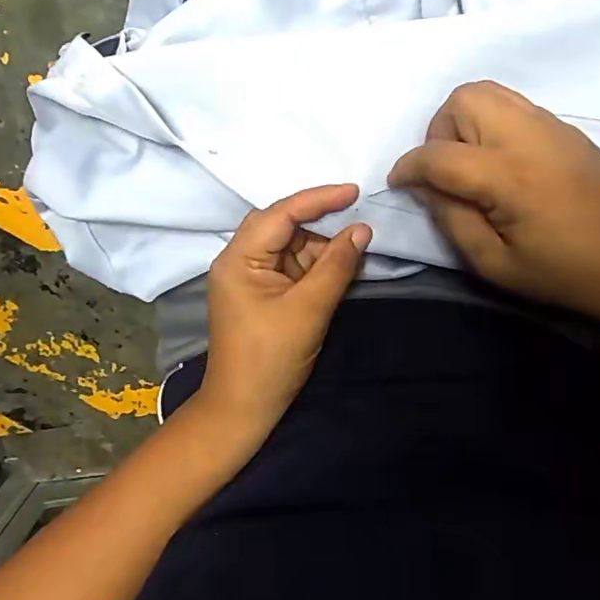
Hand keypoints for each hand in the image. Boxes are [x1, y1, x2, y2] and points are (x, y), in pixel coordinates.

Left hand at [204, 184, 371, 424]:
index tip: (354, 191)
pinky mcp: (259, 292)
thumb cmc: (271, 359)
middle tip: (357, 225)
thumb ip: (336, 266)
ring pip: (288, 246)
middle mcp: (238, 260)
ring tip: (353, 253)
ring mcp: (247, 277)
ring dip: (319, 248)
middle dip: (319, 225)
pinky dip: (314, 266)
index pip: (280, 214)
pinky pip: (289, 266)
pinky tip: (338, 267)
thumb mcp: (309, 310)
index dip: (318, 199)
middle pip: (281, 226)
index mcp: (238, 259)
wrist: (243, 408)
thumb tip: (362, 230)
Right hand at [387, 81, 599, 335]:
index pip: (439, 154)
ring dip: (465, 121)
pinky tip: (503, 162)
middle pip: (463, 99)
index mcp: (510, 177)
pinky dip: (492, 122)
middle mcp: (530, 137)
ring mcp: (552, 127)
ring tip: (472, 163)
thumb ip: (450, 218)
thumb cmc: (564, 274)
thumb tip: (423, 186)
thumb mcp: (493, 263)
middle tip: (446, 171)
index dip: (408, 168)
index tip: (398, 184)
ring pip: (488, 92)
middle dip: (439, 131)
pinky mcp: (566, 129)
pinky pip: (513, 104)